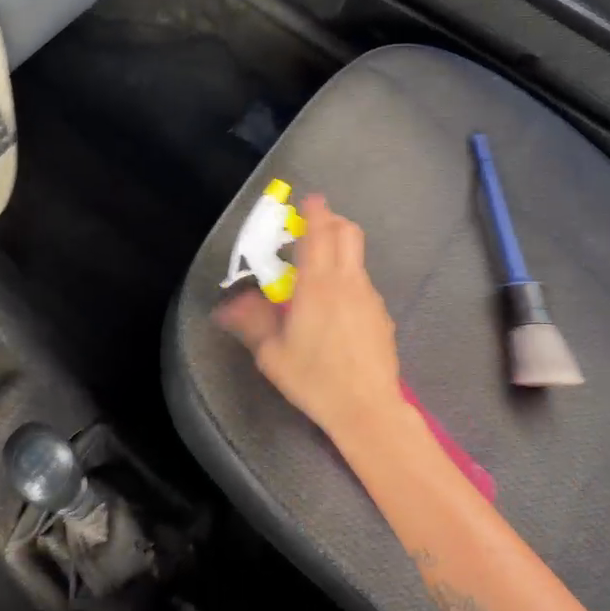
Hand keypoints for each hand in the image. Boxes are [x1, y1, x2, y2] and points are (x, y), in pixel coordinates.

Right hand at [214, 194, 408, 442]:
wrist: (368, 411)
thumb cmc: (315, 379)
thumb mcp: (272, 354)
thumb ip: (251, 322)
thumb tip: (227, 305)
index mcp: (318, 285)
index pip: (320, 233)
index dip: (315, 211)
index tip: (308, 200)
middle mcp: (348, 283)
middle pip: (348, 233)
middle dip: (332, 221)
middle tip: (312, 225)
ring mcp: (370, 299)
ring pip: (357, 258)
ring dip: (339, 251)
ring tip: (318, 271)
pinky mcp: (382, 317)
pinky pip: (362, 284)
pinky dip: (348, 280)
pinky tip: (335, 308)